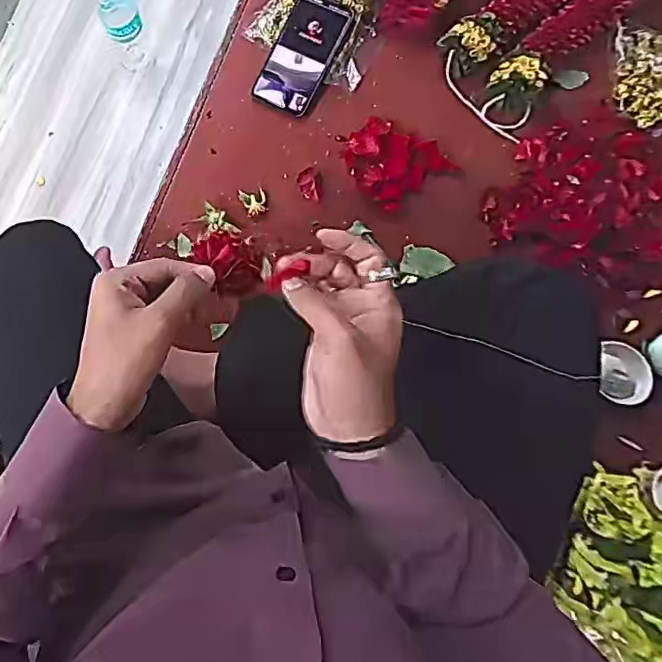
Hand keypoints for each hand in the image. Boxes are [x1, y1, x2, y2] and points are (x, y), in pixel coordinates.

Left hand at [66, 254, 216, 432]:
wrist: (104, 408)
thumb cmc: (120, 366)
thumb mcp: (160, 322)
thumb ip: (185, 292)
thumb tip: (205, 274)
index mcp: (114, 281)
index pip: (162, 264)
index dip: (191, 272)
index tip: (215, 280)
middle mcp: (115, 291)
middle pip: (163, 279)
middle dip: (189, 290)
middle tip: (213, 299)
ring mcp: (122, 310)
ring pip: (164, 297)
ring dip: (185, 304)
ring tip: (206, 312)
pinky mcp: (131, 329)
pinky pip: (159, 313)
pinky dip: (176, 316)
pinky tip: (190, 321)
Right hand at [276, 229, 401, 443]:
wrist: (346, 427)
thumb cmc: (356, 385)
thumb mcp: (338, 338)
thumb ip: (314, 302)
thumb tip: (291, 279)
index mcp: (379, 303)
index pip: (370, 259)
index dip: (349, 243)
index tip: (323, 235)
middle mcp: (362, 306)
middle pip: (342, 267)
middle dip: (318, 259)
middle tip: (291, 262)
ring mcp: (341, 317)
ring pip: (323, 281)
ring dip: (304, 273)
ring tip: (282, 272)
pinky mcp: (322, 329)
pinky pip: (310, 298)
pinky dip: (296, 289)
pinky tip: (283, 286)